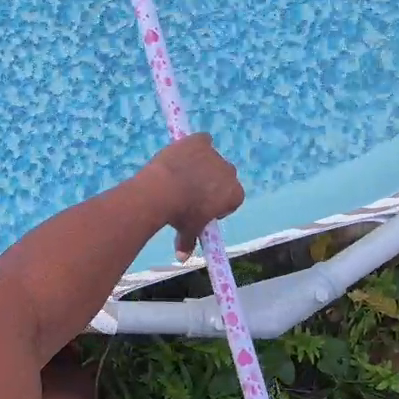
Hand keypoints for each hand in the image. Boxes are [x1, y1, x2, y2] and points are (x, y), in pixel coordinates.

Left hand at [134, 134, 244, 260]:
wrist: (163, 190)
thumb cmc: (180, 214)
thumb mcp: (187, 229)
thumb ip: (188, 242)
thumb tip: (182, 258)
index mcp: (234, 194)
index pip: (231, 199)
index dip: (216, 203)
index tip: (200, 208)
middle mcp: (230, 173)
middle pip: (222, 178)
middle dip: (209, 184)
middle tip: (188, 193)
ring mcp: (214, 155)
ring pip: (209, 159)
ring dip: (198, 165)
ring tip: (178, 175)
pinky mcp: (200, 141)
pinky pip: (202, 140)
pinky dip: (194, 144)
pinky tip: (183, 151)